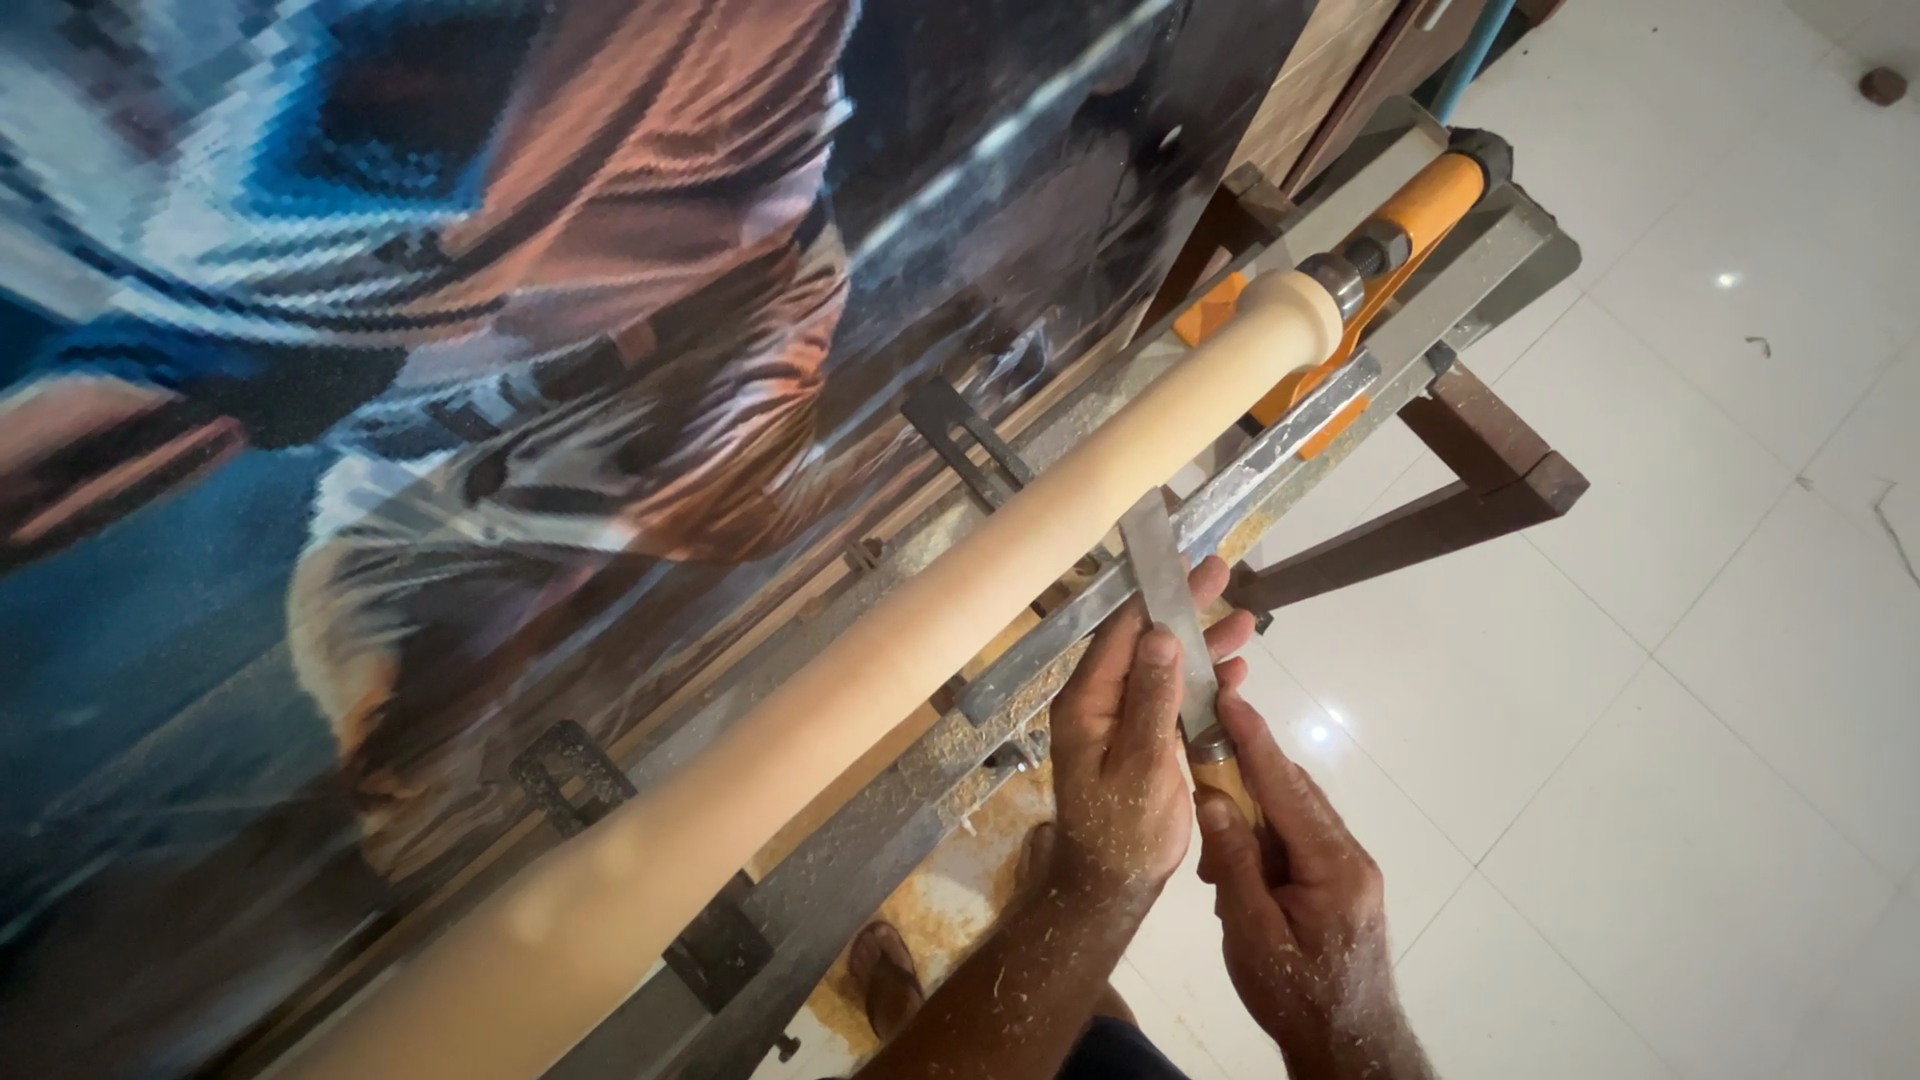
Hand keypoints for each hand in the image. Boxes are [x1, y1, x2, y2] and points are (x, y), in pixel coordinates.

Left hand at [1048, 555, 1254, 904]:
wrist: (1113, 883)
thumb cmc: (1121, 830)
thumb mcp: (1140, 764)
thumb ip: (1151, 699)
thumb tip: (1160, 635)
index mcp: (1087, 701)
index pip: (1122, 634)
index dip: (1156, 599)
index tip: (1185, 567)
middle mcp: (1102, 700)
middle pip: (1146, 643)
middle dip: (1184, 611)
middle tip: (1221, 573)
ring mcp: (1124, 718)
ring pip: (1165, 669)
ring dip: (1202, 648)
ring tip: (1244, 621)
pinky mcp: (1144, 737)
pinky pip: (1174, 700)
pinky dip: (1204, 685)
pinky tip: (1235, 672)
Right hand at [1195, 691, 1433, 1079]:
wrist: (1350, 1050)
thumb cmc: (1296, 996)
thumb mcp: (1252, 933)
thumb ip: (1233, 861)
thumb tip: (1212, 796)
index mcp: (1333, 866)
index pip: (1286, 787)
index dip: (1255, 740)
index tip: (1229, 699)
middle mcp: (1348, 855)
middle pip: (1293, 790)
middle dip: (1247, 763)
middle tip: (1202, 744)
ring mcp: (1347, 867)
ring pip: (1293, 810)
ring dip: (1250, 802)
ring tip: (1210, 814)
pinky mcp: (1339, 879)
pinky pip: (1295, 835)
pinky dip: (1261, 831)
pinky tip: (1233, 856)